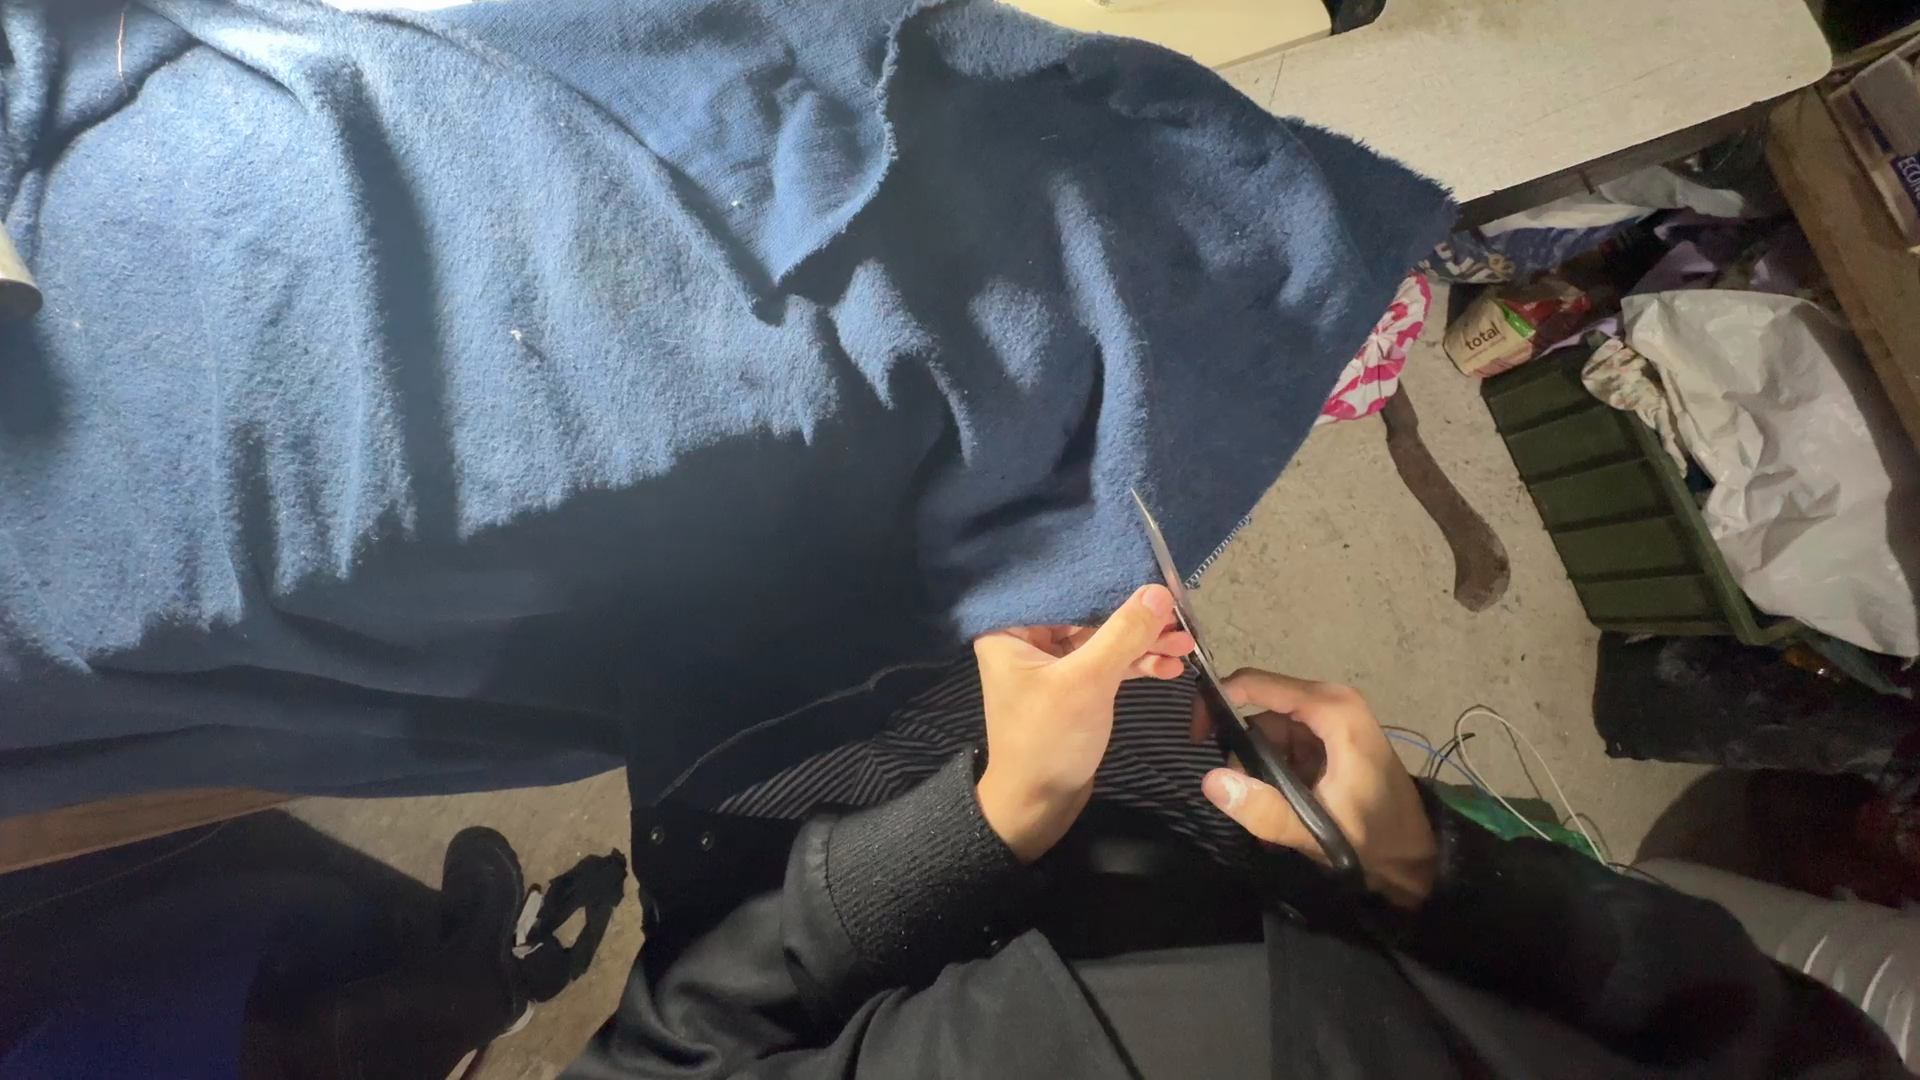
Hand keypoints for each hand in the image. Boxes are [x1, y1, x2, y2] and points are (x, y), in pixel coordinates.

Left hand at [973, 585, 1194, 861]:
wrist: (1038, 806)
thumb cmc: (1048, 740)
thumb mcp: (1087, 682)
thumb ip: (1122, 635)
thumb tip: (1159, 592)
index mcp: (1010, 631)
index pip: (1063, 593)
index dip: (1110, 585)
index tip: (1154, 580)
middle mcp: (1026, 642)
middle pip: (1088, 617)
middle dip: (1135, 621)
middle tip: (1180, 619)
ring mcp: (1051, 666)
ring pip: (1102, 642)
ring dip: (1142, 644)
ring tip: (1185, 645)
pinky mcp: (1072, 688)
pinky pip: (1106, 666)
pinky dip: (1135, 665)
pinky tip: (1169, 667)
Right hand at [1195, 670, 1437, 908]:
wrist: (1421, 860)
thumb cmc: (1375, 839)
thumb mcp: (1317, 830)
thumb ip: (1264, 808)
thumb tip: (1209, 779)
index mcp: (1331, 709)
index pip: (1253, 683)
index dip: (1216, 703)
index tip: (1196, 739)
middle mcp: (1330, 700)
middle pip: (1257, 707)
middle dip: (1240, 748)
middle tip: (1241, 789)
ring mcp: (1329, 716)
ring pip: (1265, 726)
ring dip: (1256, 762)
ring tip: (1267, 804)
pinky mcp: (1328, 734)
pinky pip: (1281, 738)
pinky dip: (1271, 765)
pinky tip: (1282, 797)